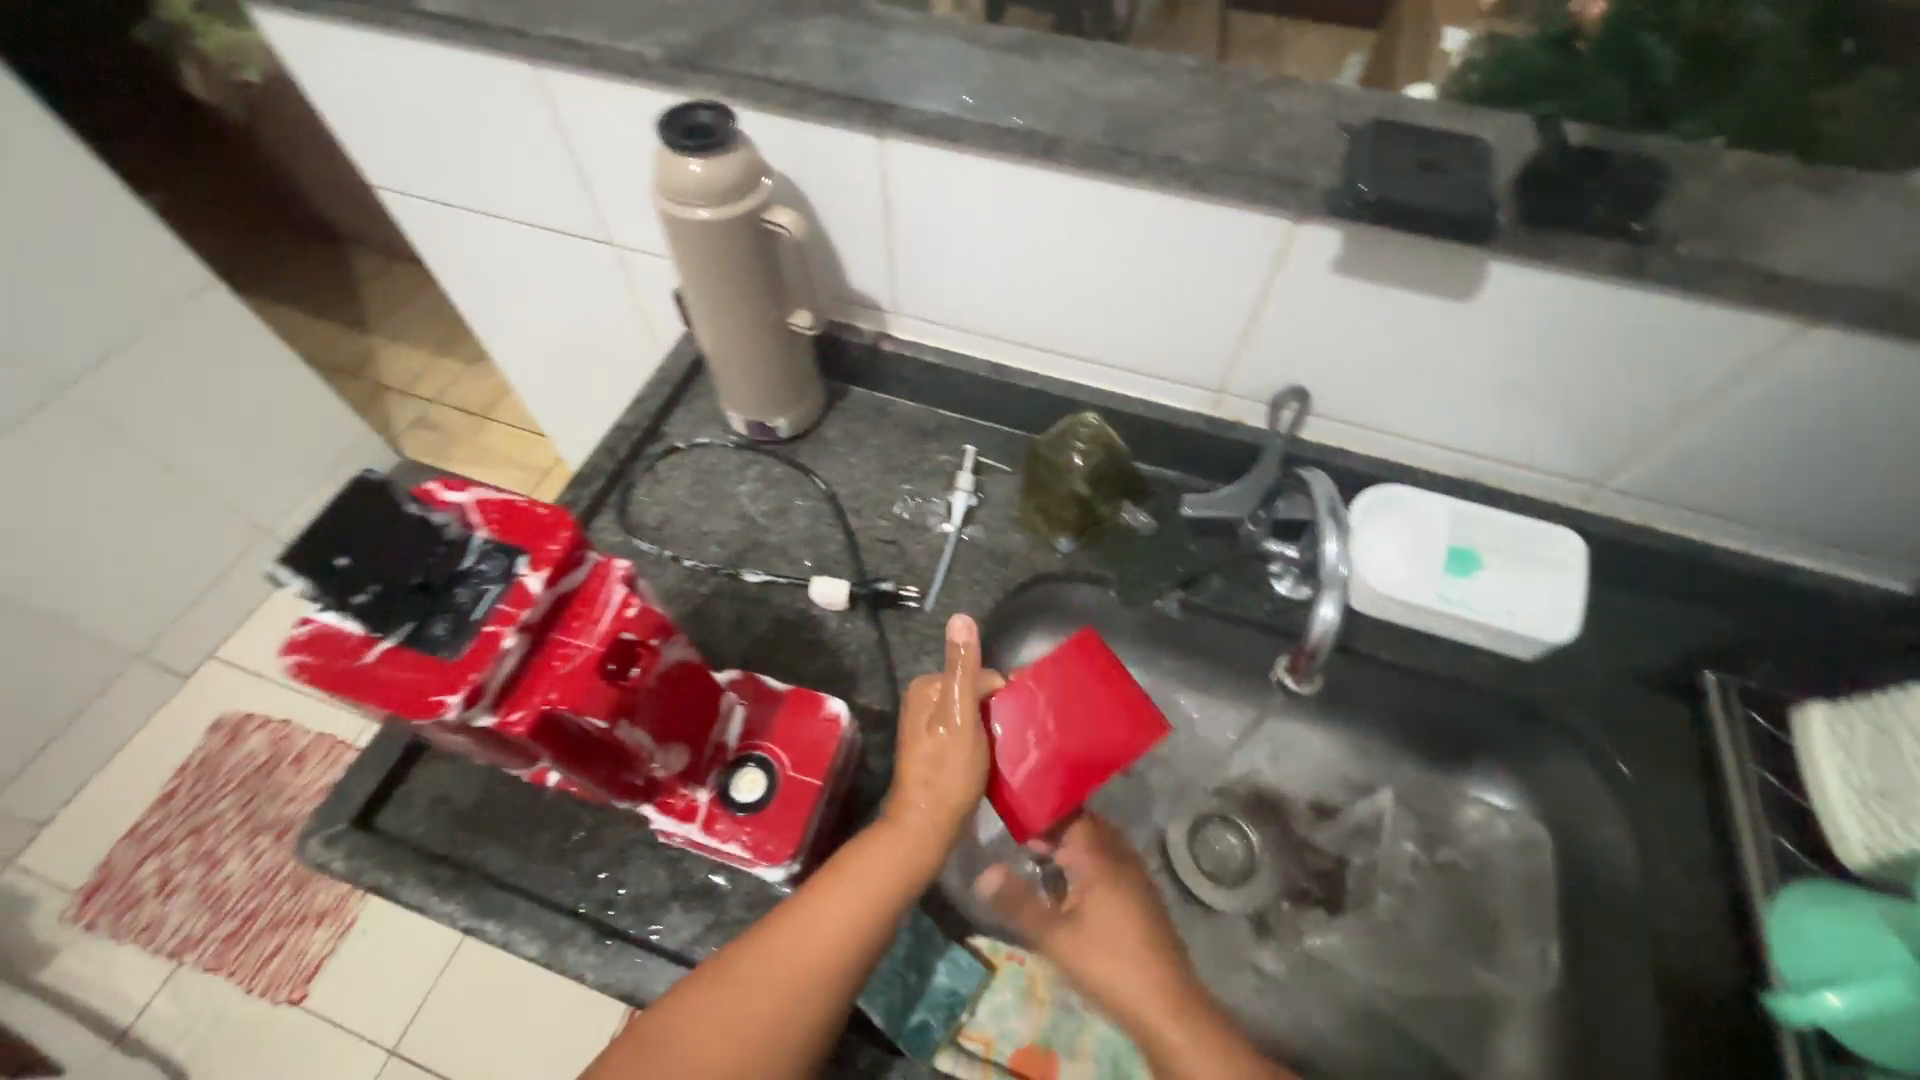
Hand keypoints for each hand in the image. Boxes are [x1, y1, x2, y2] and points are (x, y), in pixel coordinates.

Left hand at [882, 614, 1004, 851]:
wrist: (927, 824)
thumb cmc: (948, 770)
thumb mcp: (960, 715)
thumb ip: (963, 668)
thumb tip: (960, 617)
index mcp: (927, 686)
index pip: (979, 674)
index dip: (1000, 696)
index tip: (1010, 723)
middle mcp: (922, 699)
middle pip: (975, 693)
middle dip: (995, 712)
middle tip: (1006, 740)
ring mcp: (926, 725)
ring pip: (973, 713)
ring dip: (990, 729)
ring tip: (1001, 751)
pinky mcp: (934, 747)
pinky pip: (966, 732)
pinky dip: (981, 742)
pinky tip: (988, 760)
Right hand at [974, 813, 1200, 1029]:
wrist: (1167, 1006)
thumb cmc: (1108, 965)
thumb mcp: (1054, 936)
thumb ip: (1017, 902)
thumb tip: (983, 872)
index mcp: (1101, 857)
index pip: (1071, 815)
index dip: (1043, 813)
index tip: (1014, 818)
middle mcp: (1122, 858)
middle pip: (1088, 828)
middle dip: (1056, 831)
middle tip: (1022, 840)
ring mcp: (1137, 878)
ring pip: (1101, 848)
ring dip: (1074, 849)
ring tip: (1041, 862)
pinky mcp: (1144, 899)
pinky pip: (1112, 866)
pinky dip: (1089, 867)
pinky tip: (1071, 893)